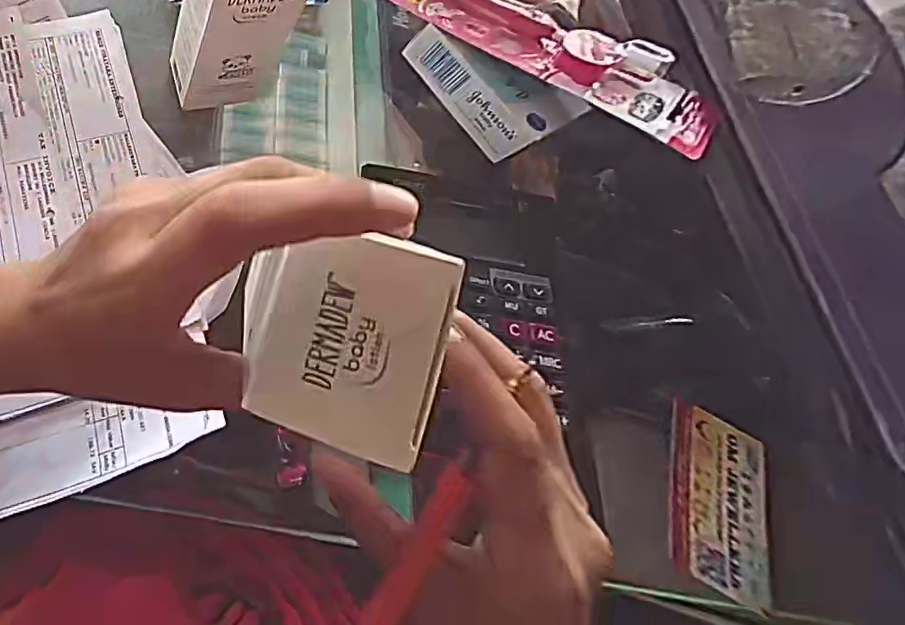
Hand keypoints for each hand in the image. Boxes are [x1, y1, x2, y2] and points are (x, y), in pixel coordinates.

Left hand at [11, 157, 419, 410]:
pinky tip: (288, 217)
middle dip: (333, 188)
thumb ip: (238, 377)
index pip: (247, 215)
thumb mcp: (168, 386)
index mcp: (159, 266)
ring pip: (245, 170)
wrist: (19, 315)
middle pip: (256, 176)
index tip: (395, 211)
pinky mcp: (151, 185)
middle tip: (392, 214)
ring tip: (353, 215)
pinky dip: (272, 190)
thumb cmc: (89, 356)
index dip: (325, 204)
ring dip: (305, 184)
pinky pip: (225, 179)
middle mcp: (158, 209)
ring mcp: (152, 188)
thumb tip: (293, 369)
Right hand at [317, 312, 611, 624]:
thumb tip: (329, 463)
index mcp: (541, 546)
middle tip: (438, 314)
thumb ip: (372, 521)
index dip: (476, 379)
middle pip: (536, 409)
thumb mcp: (420, 589)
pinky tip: (462, 385)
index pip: (513, 439)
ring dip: (490, 368)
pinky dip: (494, 398)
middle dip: (485, 351)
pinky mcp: (565, 505)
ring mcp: (575, 509)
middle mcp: (571, 520)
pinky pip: (533, 429)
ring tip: (446, 337)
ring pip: (539, 411)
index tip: (440, 335)